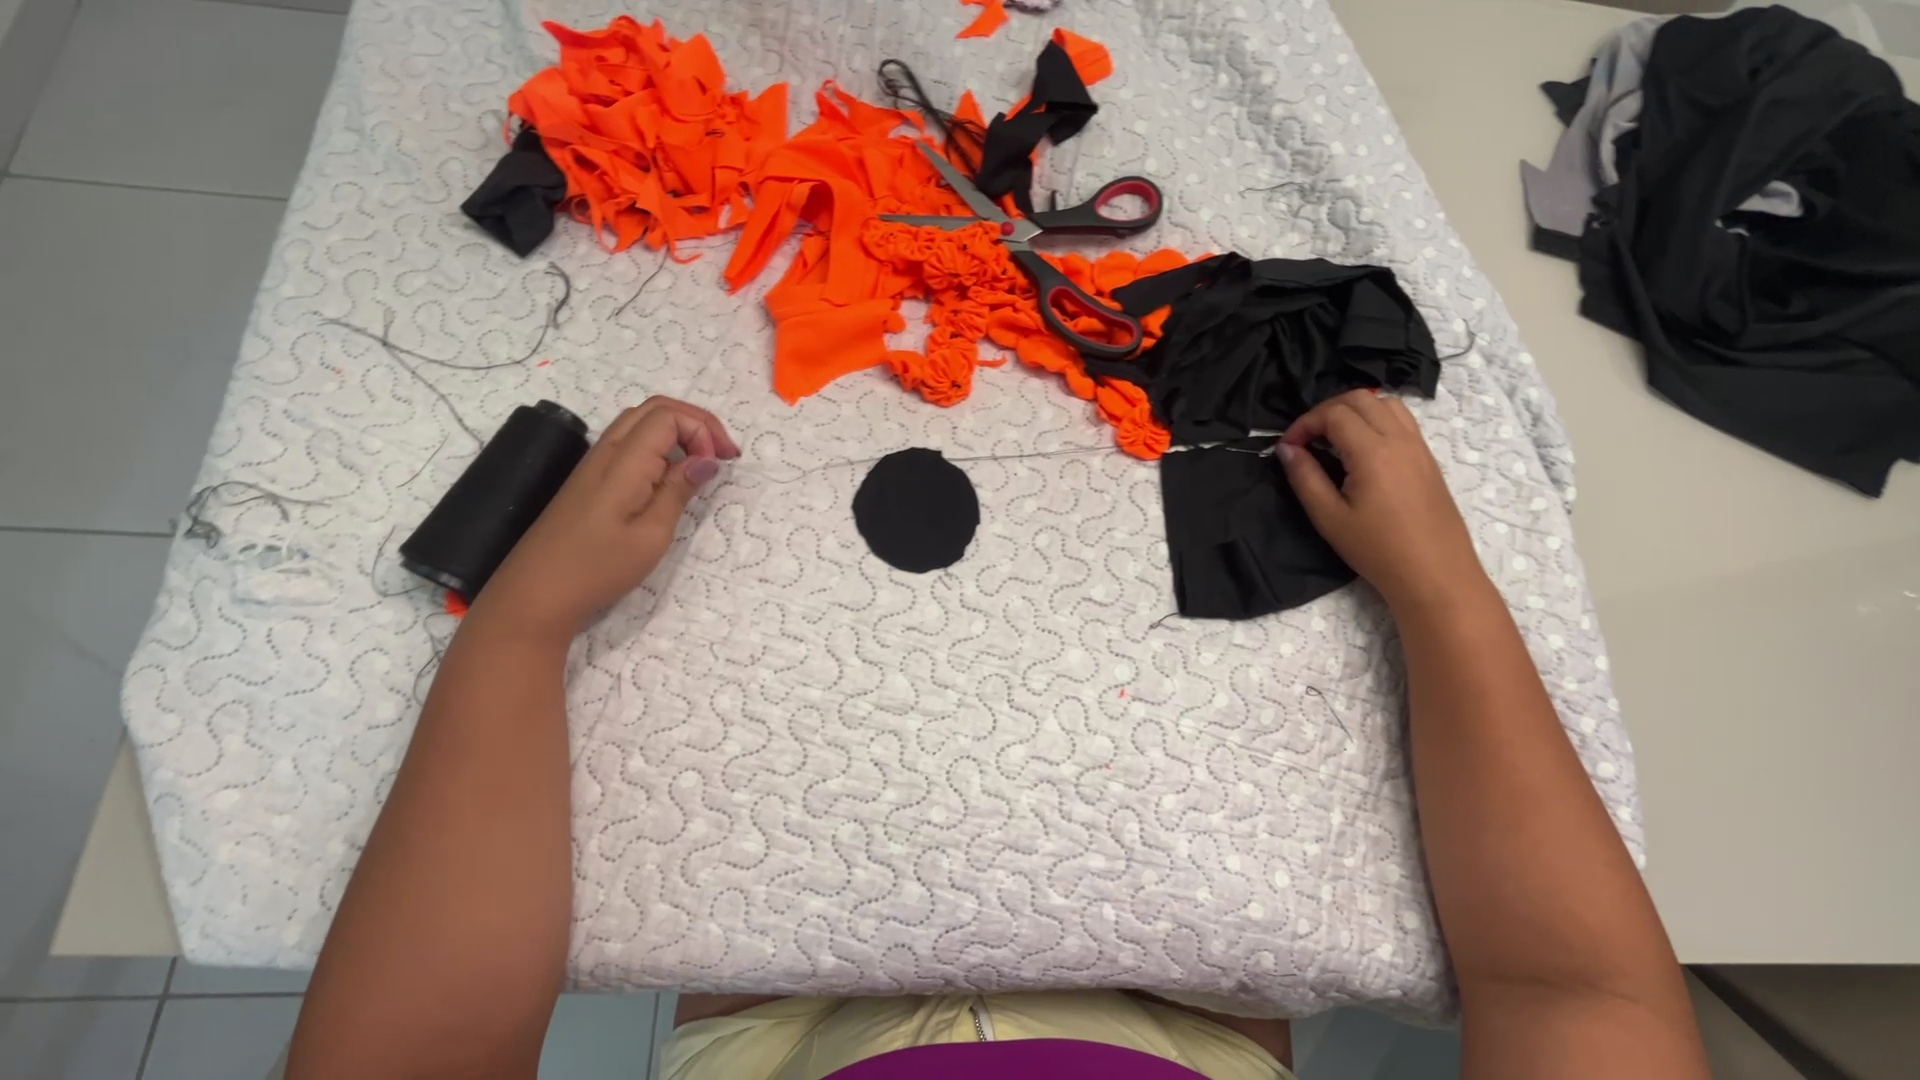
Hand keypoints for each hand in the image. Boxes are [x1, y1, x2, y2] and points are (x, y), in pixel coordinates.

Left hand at [471, 396, 740, 639]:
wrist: (536, 593)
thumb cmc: (598, 568)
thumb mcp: (651, 535)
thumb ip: (679, 491)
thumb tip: (707, 460)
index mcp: (623, 462)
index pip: (668, 416)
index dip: (702, 430)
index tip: (721, 465)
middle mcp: (607, 452)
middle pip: (655, 409)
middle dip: (696, 422)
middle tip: (723, 455)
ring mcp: (595, 464)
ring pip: (641, 423)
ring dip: (678, 432)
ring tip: (703, 463)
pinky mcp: (591, 480)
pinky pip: (630, 444)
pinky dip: (660, 447)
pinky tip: (672, 477)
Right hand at [1278, 390, 1485, 612]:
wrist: (1435, 574)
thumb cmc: (1377, 550)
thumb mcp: (1329, 518)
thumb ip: (1305, 477)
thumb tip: (1287, 449)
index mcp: (1373, 451)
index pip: (1333, 414)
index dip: (1304, 424)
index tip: (1288, 448)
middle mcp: (1399, 438)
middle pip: (1359, 399)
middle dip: (1326, 412)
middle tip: (1307, 440)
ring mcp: (1418, 446)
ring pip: (1384, 404)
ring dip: (1354, 411)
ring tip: (1334, 440)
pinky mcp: (1427, 458)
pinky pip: (1401, 420)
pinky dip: (1376, 420)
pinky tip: (1362, 449)